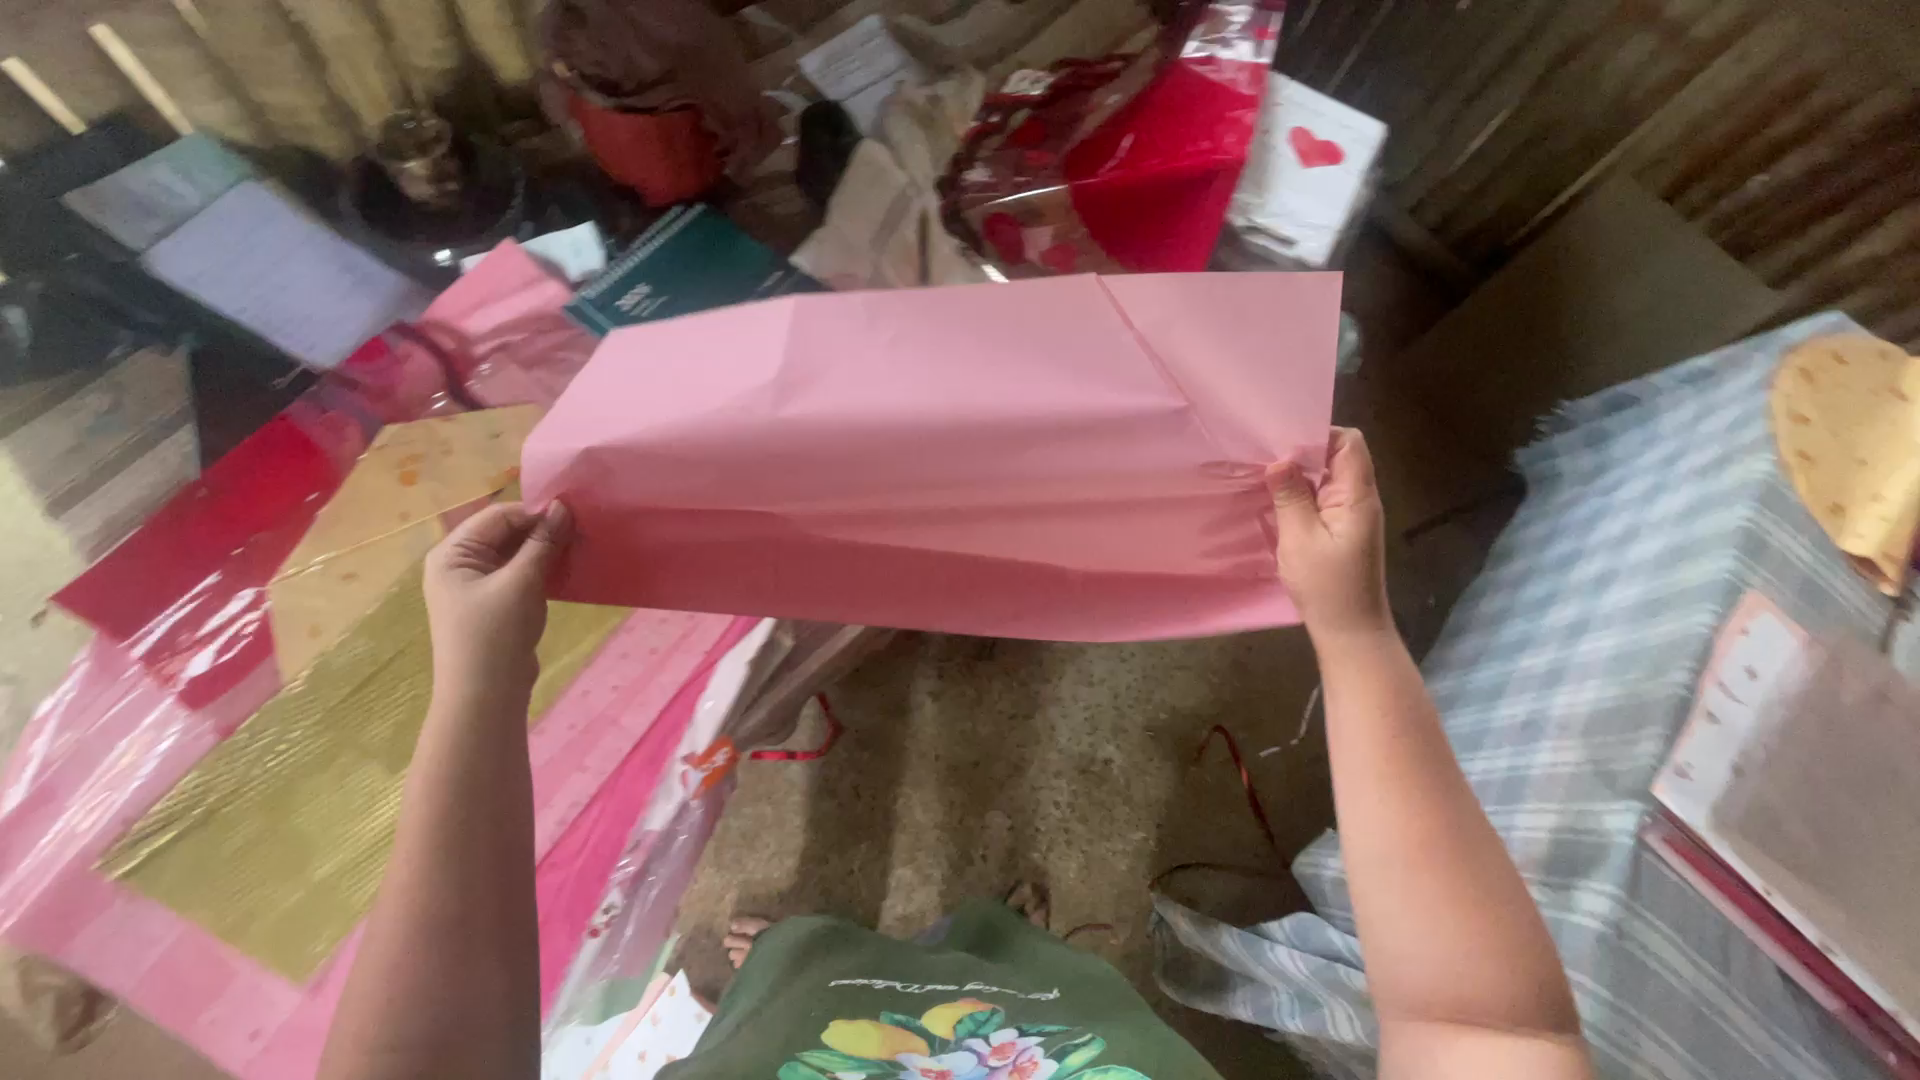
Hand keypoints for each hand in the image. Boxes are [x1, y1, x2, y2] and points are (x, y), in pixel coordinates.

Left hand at [423, 501, 571, 702]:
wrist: (486, 694)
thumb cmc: (495, 633)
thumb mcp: (522, 582)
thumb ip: (543, 542)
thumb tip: (564, 507)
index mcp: (452, 554)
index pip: (498, 517)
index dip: (535, 512)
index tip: (574, 515)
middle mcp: (460, 564)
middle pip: (505, 533)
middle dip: (542, 530)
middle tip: (581, 531)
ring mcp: (477, 585)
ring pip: (516, 554)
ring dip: (546, 550)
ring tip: (578, 548)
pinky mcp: (496, 603)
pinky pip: (521, 574)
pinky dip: (543, 568)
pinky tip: (567, 570)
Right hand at [1269, 428, 1390, 640]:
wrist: (1351, 631)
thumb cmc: (1327, 586)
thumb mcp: (1300, 539)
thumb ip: (1290, 497)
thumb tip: (1279, 460)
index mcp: (1357, 496)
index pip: (1350, 443)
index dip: (1320, 434)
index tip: (1283, 440)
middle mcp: (1360, 499)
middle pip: (1339, 456)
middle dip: (1304, 451)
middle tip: (1264, 455)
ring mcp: (1353, 516)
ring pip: (1328, 478)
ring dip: (1300, 474)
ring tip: (1265, 474)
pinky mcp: (1343, 531)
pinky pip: (1323, 499)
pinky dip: (1302, 494)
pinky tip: (1277, 501)